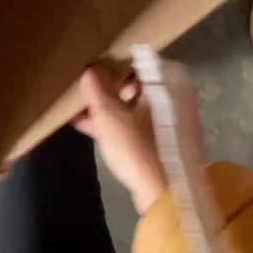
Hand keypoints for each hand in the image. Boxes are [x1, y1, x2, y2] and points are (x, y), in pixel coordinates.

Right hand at [74, 66, 174, 214]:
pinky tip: (89, 126)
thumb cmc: (138, 146)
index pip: (138, 58)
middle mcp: (172, 96)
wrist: (167, 195)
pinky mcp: (164, 142)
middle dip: (106, 84)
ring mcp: (169, 120)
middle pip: (135, 81)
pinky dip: (116, 123)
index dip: (113, 58)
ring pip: (133, 104)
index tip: (92, 59)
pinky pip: (136, 123)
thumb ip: (95, 88)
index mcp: (166, 82)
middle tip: (84, 85)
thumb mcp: (109, 114)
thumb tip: (90, 70)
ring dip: (108, 106)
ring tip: (80, 108)